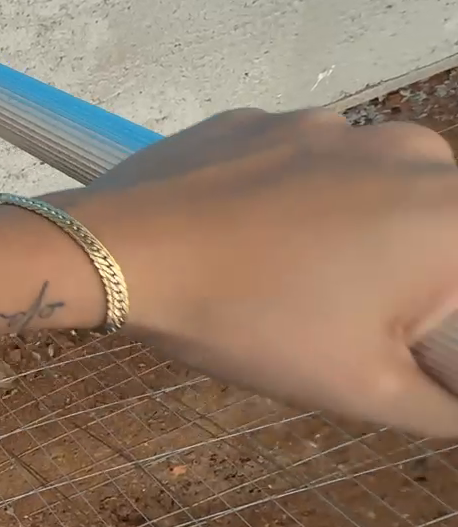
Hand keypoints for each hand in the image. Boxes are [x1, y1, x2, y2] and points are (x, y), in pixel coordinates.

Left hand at [66, 108, 457, 434]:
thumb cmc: (235, 316)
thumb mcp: (363, 388)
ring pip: (355, 179)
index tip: (386, 316)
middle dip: (400, 258)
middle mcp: (402, 148)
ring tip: (268, 262)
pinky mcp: (243, 121)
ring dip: (335, 217)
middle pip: (432, 214)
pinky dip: (268, 187)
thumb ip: (451, 405)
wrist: (103, 253)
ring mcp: (312, 124)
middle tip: (325, 297)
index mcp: (457, 211)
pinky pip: (282, 159)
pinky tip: (225, 223)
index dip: (435, 296)